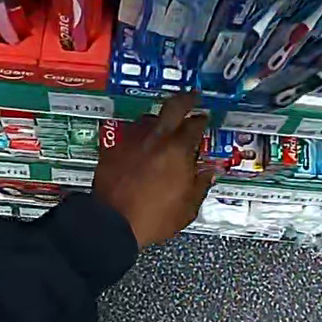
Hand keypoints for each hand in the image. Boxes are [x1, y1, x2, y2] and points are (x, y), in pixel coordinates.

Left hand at [94, 92, 215, 246]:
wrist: (112, 223)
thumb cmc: (151, 218)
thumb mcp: (187, 208)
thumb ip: (200, 185)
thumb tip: (208, 174)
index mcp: (178, 151)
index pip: (195, 125)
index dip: (202, 120)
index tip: (204, 119)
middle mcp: (155, 139)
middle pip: (172, 107)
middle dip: (185, 100)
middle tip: (191, 98)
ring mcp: (131, 141)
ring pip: (148, 117)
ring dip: (160, 118)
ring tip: (164, 124)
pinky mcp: (113, 149)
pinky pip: (129, 133)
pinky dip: (139, 134)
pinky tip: (141, 143)